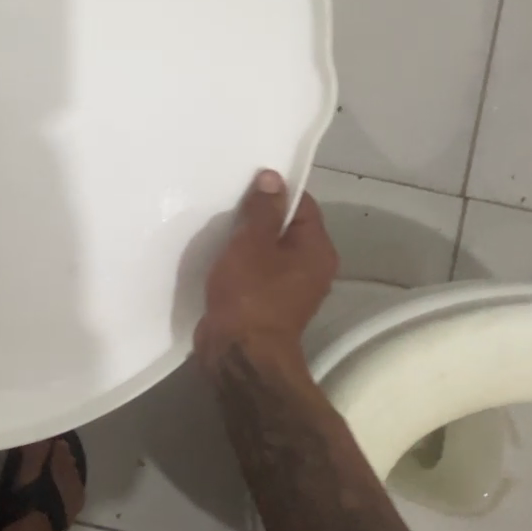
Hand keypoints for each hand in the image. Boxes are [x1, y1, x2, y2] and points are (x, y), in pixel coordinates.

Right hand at [194, 170, 338, 368]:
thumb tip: (273, 177)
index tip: (243, 182)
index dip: (274, 190)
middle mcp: (310, 267)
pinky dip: (237, 260)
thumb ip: (262, 209)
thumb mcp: (252, 243)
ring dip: (243, 238)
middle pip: (283, 226)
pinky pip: (254, 269)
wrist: (238, 352)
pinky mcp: (265, 301)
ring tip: (215, 224)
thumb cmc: (249, 293)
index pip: (301, 204)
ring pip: (266, 249)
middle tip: (224, 200)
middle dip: (255, 214)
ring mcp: (288, 287)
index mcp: (316, 250)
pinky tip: (214, 253)